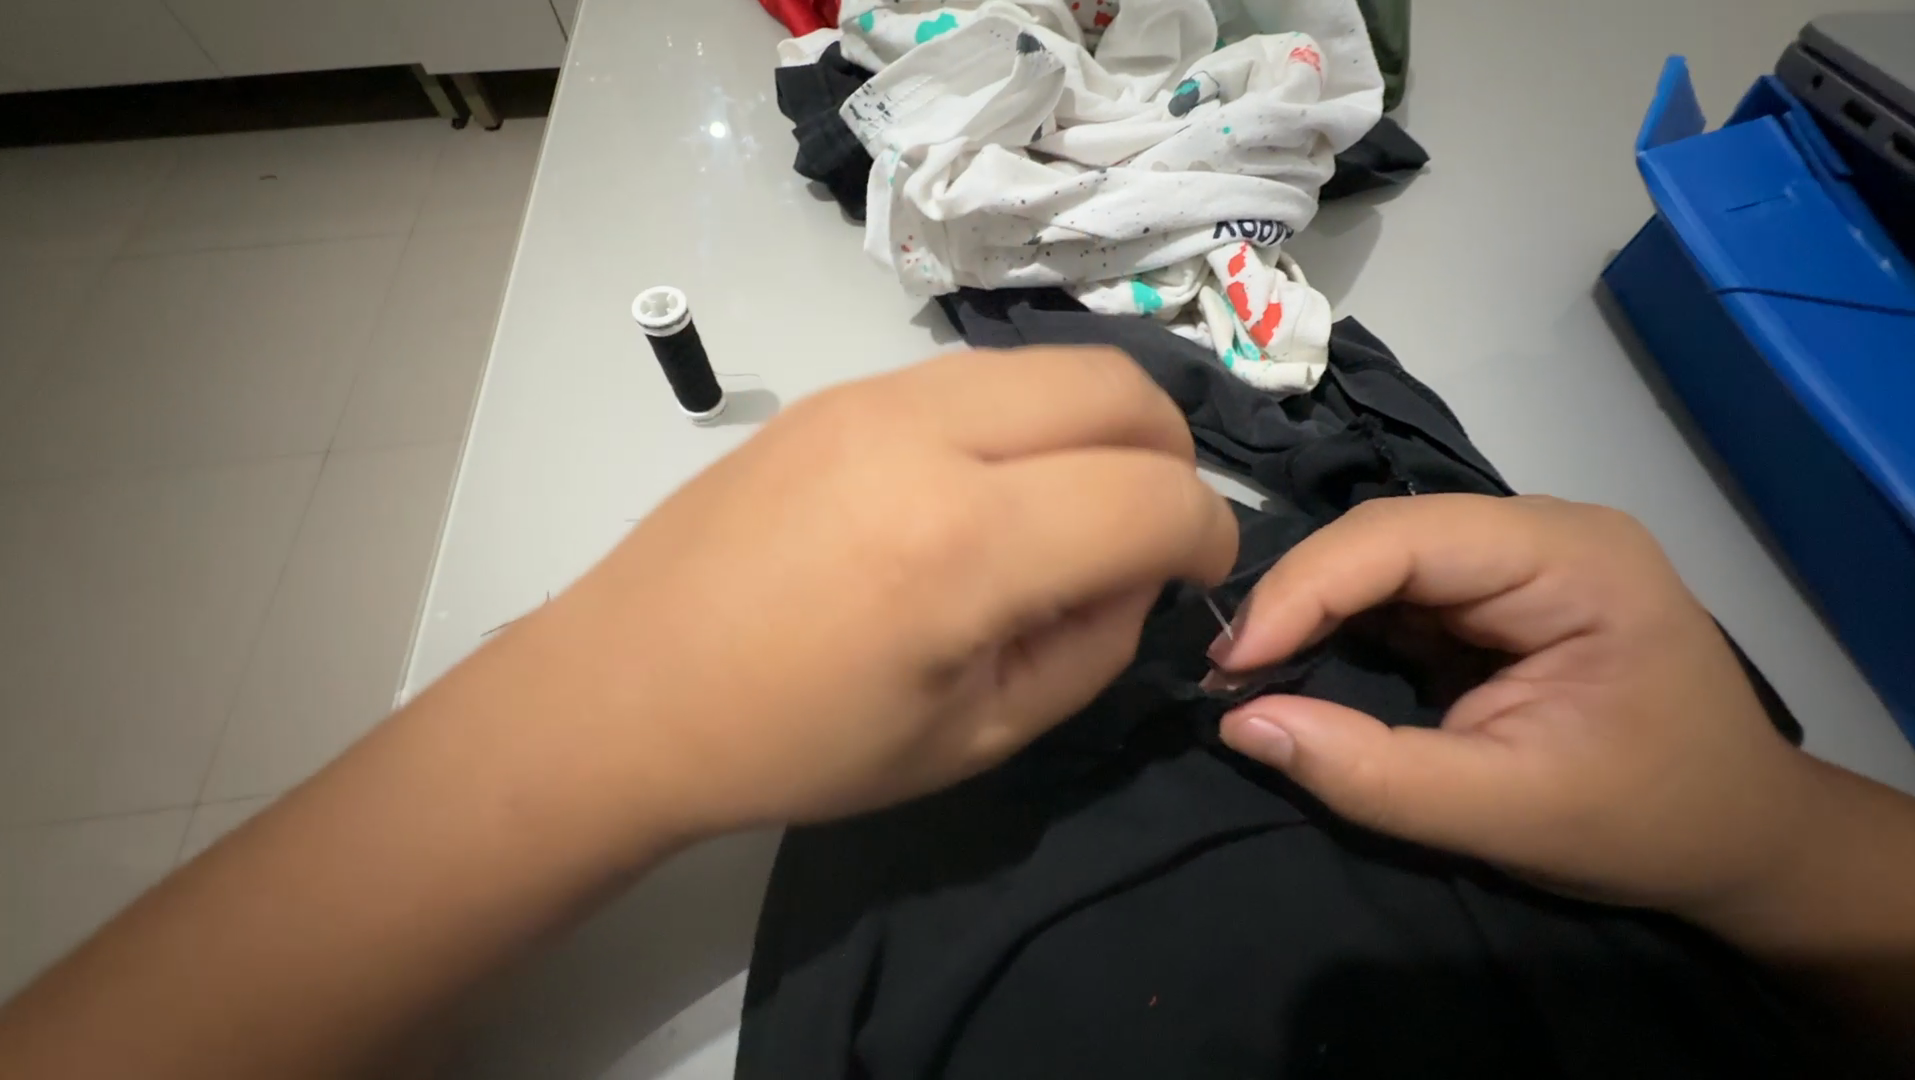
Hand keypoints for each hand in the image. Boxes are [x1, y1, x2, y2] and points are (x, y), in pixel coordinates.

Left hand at [529, 347, 1237, 836]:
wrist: (628, 689)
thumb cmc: (799, 743)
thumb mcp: (978, 735)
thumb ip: (1090, 644)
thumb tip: (1139, 572)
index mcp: (962, 546)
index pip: (1154, 498)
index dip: (1207, 537)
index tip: (1198, 573)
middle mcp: (925, 436)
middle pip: (1118, 387)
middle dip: (1170, 455)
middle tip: (1150, 528)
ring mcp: (874, 394)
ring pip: (1051, 365)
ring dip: (1099, 427)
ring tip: (1075, 503)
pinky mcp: (840, 389)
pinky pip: (979, 377)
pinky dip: (1028, 419)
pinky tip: (994, 485)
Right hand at [1210, 494, 1822, 920]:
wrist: (1733, 832)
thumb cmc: (1645, 822)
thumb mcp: (1507, 815)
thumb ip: (1370, 774)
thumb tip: (1239, 723)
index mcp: (1570, 560)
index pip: (1402, 539)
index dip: (1303, 589)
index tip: (1231, 663)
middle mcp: (1532, 532)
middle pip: (1375, 536)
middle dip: (1293, 597)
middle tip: (1228, 669)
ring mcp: (1503, 554)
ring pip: (1365, 554)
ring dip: (1301, 607)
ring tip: (1248, 666)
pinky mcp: (1476, 587)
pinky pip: (1378, 585)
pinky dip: (1325, 621)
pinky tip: (1293, 658)